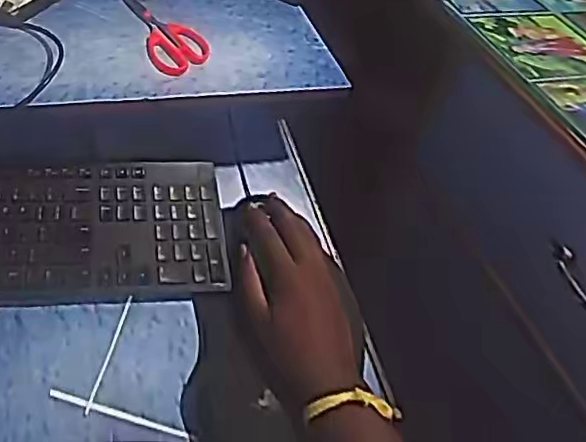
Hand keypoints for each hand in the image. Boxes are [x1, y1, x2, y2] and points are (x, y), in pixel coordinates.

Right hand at [236, 195, 363, 406]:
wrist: (331, 386)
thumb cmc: (288, 355)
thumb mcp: (256, 320)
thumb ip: (248, 280)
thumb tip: (244, 252)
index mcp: (287, 274)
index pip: (267, 234)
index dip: (254, 218)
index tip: (246, 210)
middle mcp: (311, 268)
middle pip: (294, 227)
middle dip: (277, 210)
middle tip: (266, 200)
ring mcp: (330, 277)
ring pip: (312, 237)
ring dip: (296, 220)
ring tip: (283, 211)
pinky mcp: (341, 287)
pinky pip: (324, 252)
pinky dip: (310, 238)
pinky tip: (304, 240)